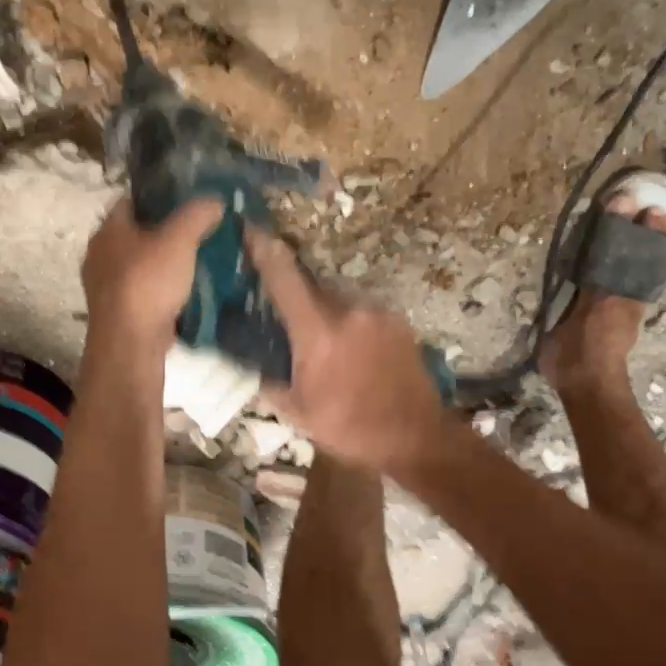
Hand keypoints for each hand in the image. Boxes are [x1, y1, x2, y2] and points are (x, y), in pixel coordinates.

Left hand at [81, 196, 224, 350]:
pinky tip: (182, 293)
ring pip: (136, 266)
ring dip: (160, 264)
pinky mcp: (115, 313)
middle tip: (194, 232)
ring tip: (193, 262)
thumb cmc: (148, 282)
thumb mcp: (179, 239)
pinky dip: (158, 291)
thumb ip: (196, 215)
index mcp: (108, 230)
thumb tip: (214, 200)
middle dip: (161, 233)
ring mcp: (104, 287)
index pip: (128, 201)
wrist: (129, 342)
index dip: (155, 198)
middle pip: (132, 235)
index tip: (184, 201)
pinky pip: (140, 293)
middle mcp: (99, 255)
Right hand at [246, 228, 453, 472]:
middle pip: (311, 287)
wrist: (417, 438)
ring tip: (322, 344)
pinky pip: (362, 312)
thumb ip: (270, 383)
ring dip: (325, 313)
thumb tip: (250, 367)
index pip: (284, 279)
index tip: (248, 227)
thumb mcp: (298, 413)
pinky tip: (351, 352)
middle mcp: (348, 311)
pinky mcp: (397, 321)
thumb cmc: (350, 429)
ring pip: (338, 300)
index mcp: (318, 333)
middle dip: (295, 296)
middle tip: (284, 316)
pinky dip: (350, 324)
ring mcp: (378, 313)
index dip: (263, 250)